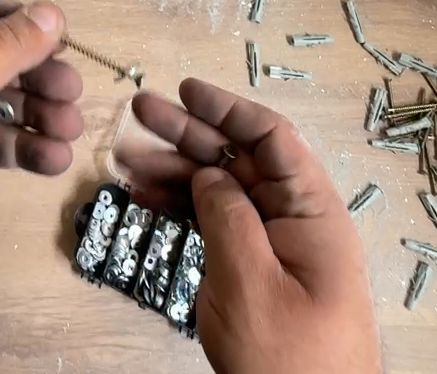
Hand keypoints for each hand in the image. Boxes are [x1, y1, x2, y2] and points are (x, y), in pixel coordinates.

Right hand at [119, 78, 379, 373]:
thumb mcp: (252, 284)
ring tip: (124, 159)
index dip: (228, 108)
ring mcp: (270, 244)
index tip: (185, 90)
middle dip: (187, 133)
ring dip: (173, 170)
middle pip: (237, 158)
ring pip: (218, 188)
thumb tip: (209, 171)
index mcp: (312, 213)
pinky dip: (179, 206)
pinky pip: (212, 220)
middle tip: (138, 112)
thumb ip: (227, 216)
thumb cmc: (289, 361)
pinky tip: (144, 196)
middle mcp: (293, 219)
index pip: (273, 139)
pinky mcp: (251, 267)